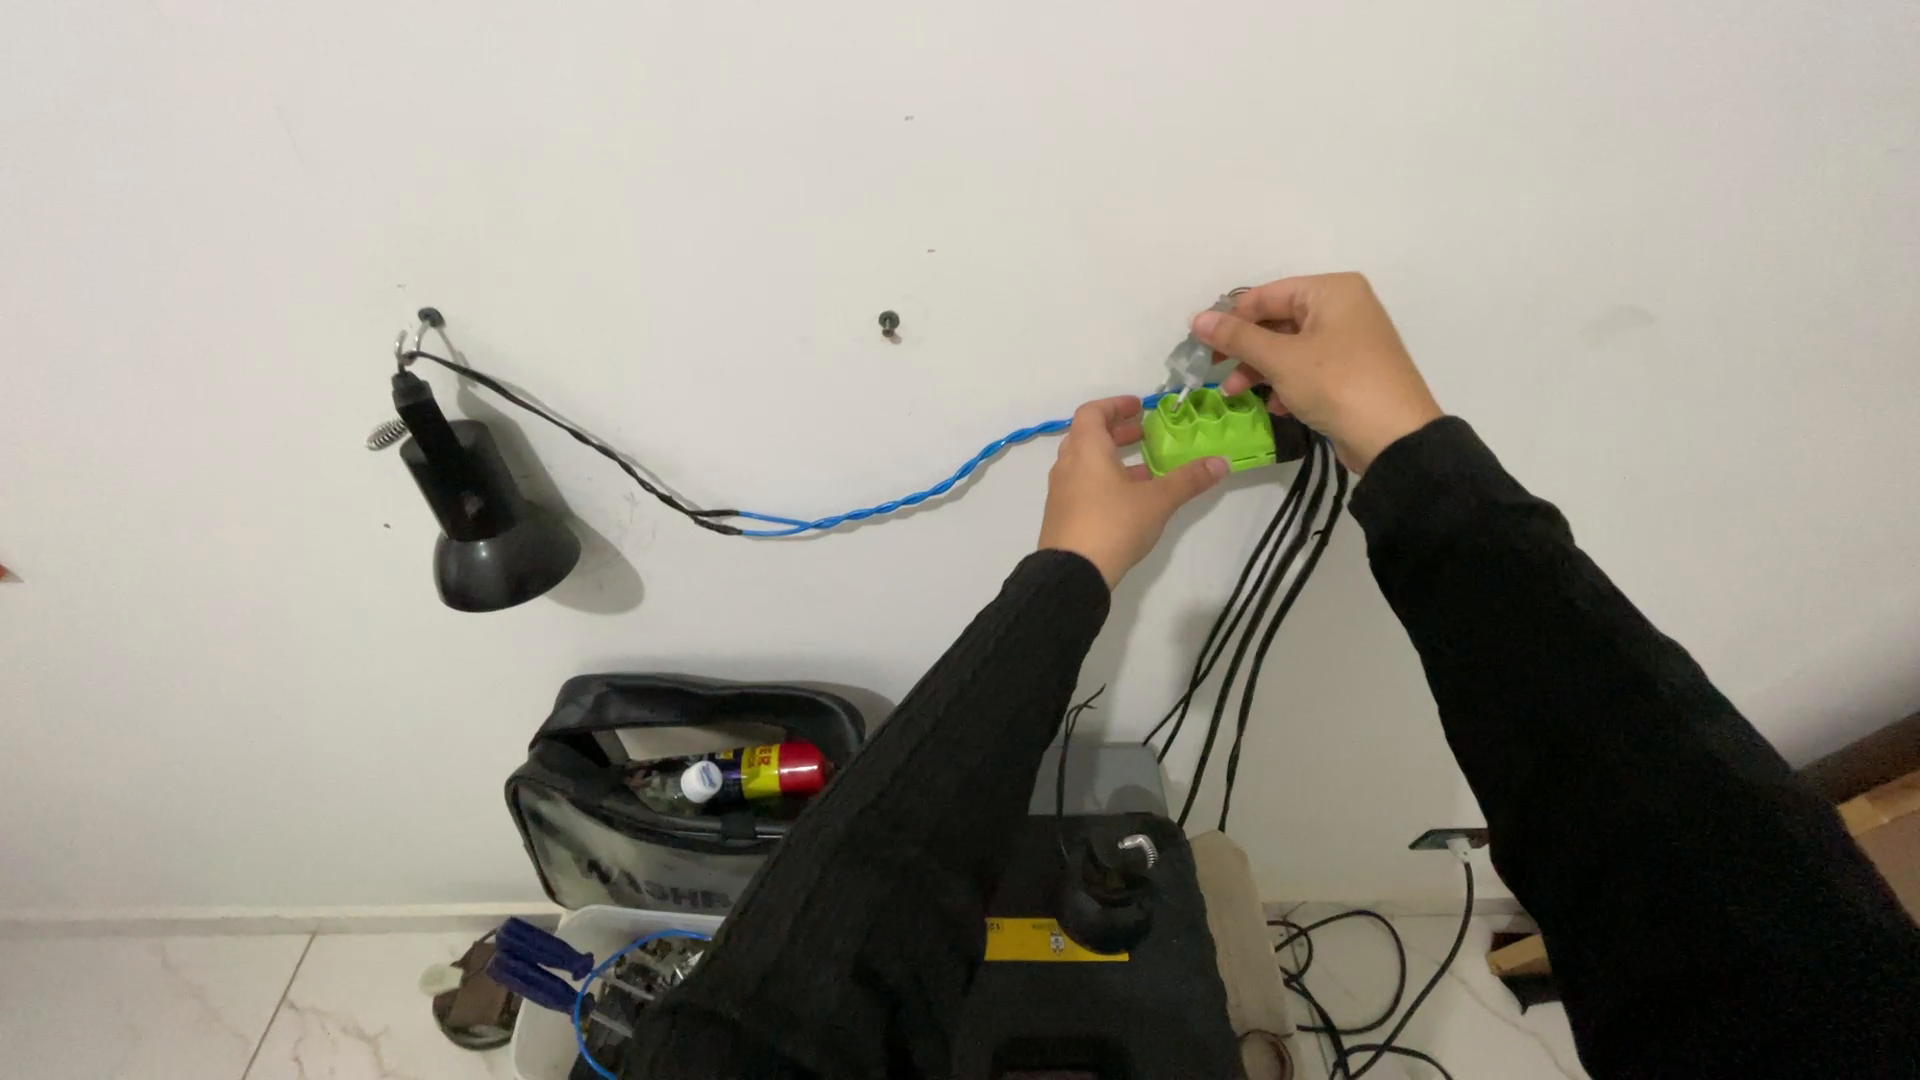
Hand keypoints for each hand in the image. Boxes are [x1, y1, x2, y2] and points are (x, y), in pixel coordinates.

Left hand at [1038, 396, 1228, 588]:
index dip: (1115, 406)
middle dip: (1118, 432)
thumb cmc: (1113, 524)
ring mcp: (1060, 491)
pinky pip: (1082, 485)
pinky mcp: (1061, 514)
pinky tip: (1129, 500)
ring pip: (1085, 463)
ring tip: (1146, 469)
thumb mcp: (1157, 501)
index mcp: (1086, 449)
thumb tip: (1221, 462)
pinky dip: (1104, 481)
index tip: (1139, 408)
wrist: (1072, 573)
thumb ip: (1188, 480)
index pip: (1092, 412)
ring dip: (1113, 459)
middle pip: (1088, 436)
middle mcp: (1067, 464)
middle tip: (1145, 434)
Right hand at [1192, 273, 1441, 471]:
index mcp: (1331, 291)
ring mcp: (1347, 341)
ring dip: (1258, 370)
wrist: (1392, 436)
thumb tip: (1198, 319)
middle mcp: (1342, 308)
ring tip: (1235, 394)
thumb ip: (1236, 337)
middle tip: (1214, 372)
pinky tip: (1273, 406)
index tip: (1200, 345)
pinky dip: (1283, 384)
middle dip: (1244, 349)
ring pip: (1288, 348)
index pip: (1266, 295)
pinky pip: (1305, 368)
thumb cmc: (1335, 383)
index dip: (1230, 319)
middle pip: (1276, 321)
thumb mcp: (1280, 359)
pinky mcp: (1348, 371)